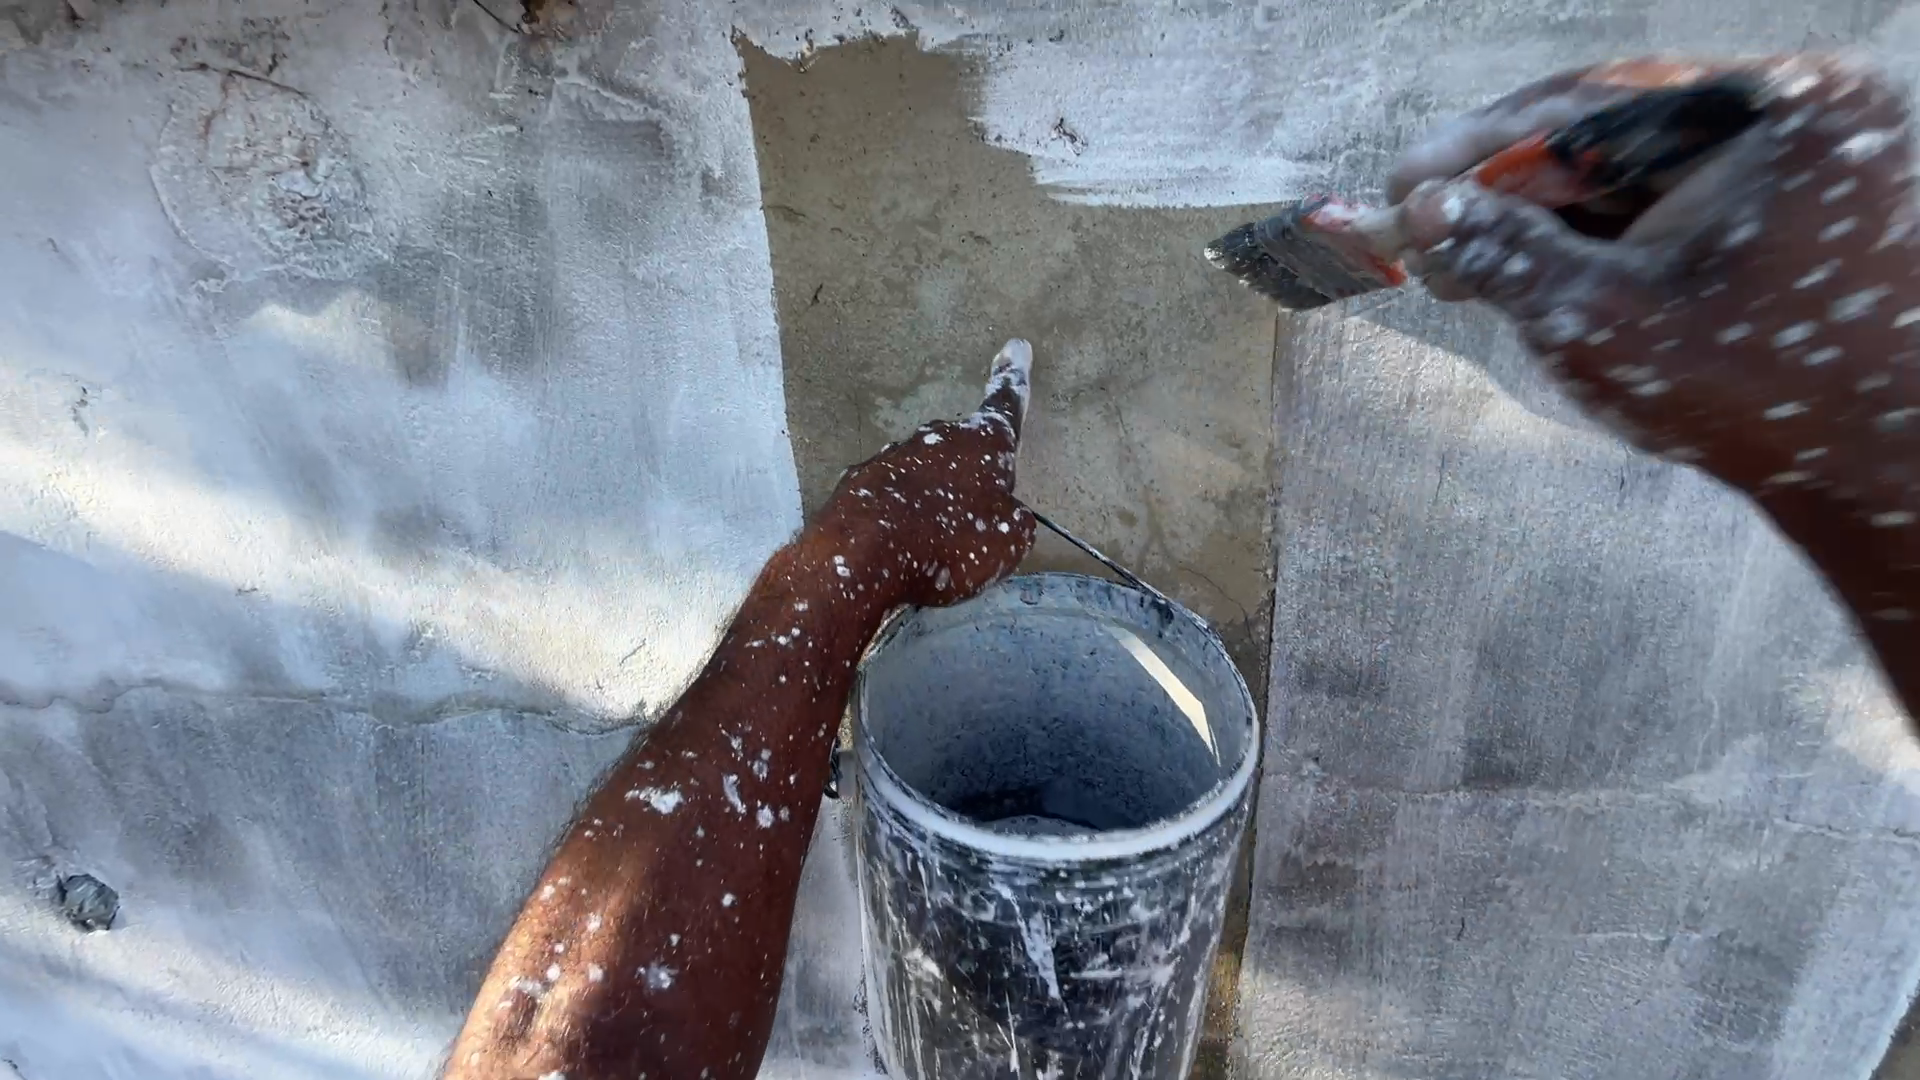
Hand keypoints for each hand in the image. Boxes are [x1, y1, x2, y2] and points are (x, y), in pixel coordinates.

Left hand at [818, 339, 1037, 608]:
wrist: (866, 558)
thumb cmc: (952, 545)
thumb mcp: (1008, 542)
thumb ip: (1012, 518)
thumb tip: (1004, 510)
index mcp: (982, 444)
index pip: (1004, 404)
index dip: (1014, 378)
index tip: (1015, 346)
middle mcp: (938, 437)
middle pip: (960, 444)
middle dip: (968, 467)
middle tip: (971, 508)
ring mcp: (894, 454)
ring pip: (923, 468)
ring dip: (930, 492)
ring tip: (930, 537)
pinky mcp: (860, 479)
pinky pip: (891, 491)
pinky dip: (898, 509)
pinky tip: (896, 541)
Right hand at [1389, 53, 1919, 503]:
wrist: (1865, 455)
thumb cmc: (1736, 383)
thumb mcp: (1589, 314)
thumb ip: (1499, 251)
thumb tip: (1419, 207)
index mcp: (1766, 112)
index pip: (1583, 103)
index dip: (1475, 145)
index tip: (1401, 182)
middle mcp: (1781, 116)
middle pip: (1596, 136)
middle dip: (1494, 193)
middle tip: (1417, 235)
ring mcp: (1776, 166)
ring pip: (1611, 177)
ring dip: (1522, 224)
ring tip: (1448, 271)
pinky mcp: (1761, 213)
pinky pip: (1639, 211)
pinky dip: (1569, 243)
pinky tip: (1508, 277)